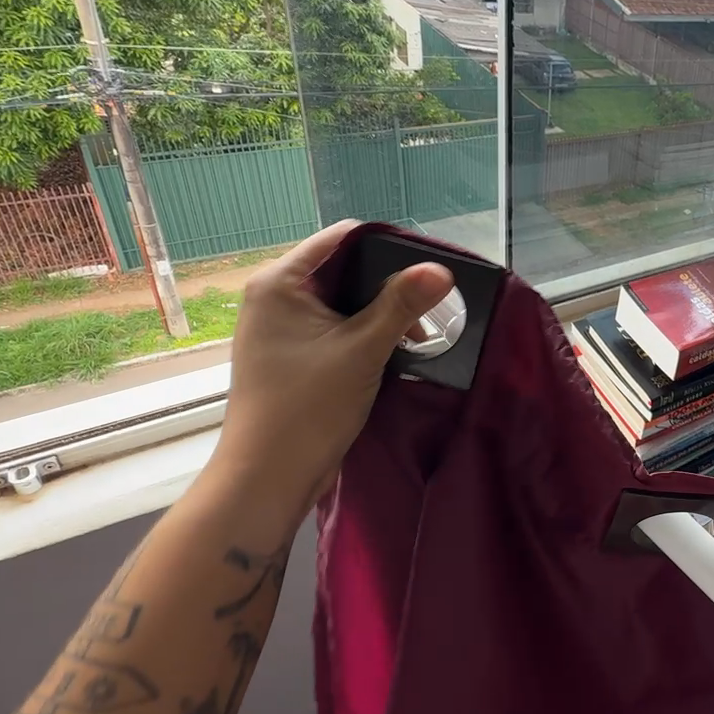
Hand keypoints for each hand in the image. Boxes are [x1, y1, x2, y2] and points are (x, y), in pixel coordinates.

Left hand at [207, 220, 452, 512]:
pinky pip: (341, 327)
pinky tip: (399, 350)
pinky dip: (370, 333)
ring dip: (385, 313)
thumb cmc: (308, 406)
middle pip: (348, 270)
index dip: (390, 247)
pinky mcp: (297, 354)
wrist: (270, 475)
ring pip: (347, 301)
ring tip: (420, 334)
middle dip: (391, 286)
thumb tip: (442, 269)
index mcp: (280, 283)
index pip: (342, 239)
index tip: (430, 268)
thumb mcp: (363, 348)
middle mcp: (277, 297)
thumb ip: (402, 303)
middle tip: (431, 306)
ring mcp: (285, 328)